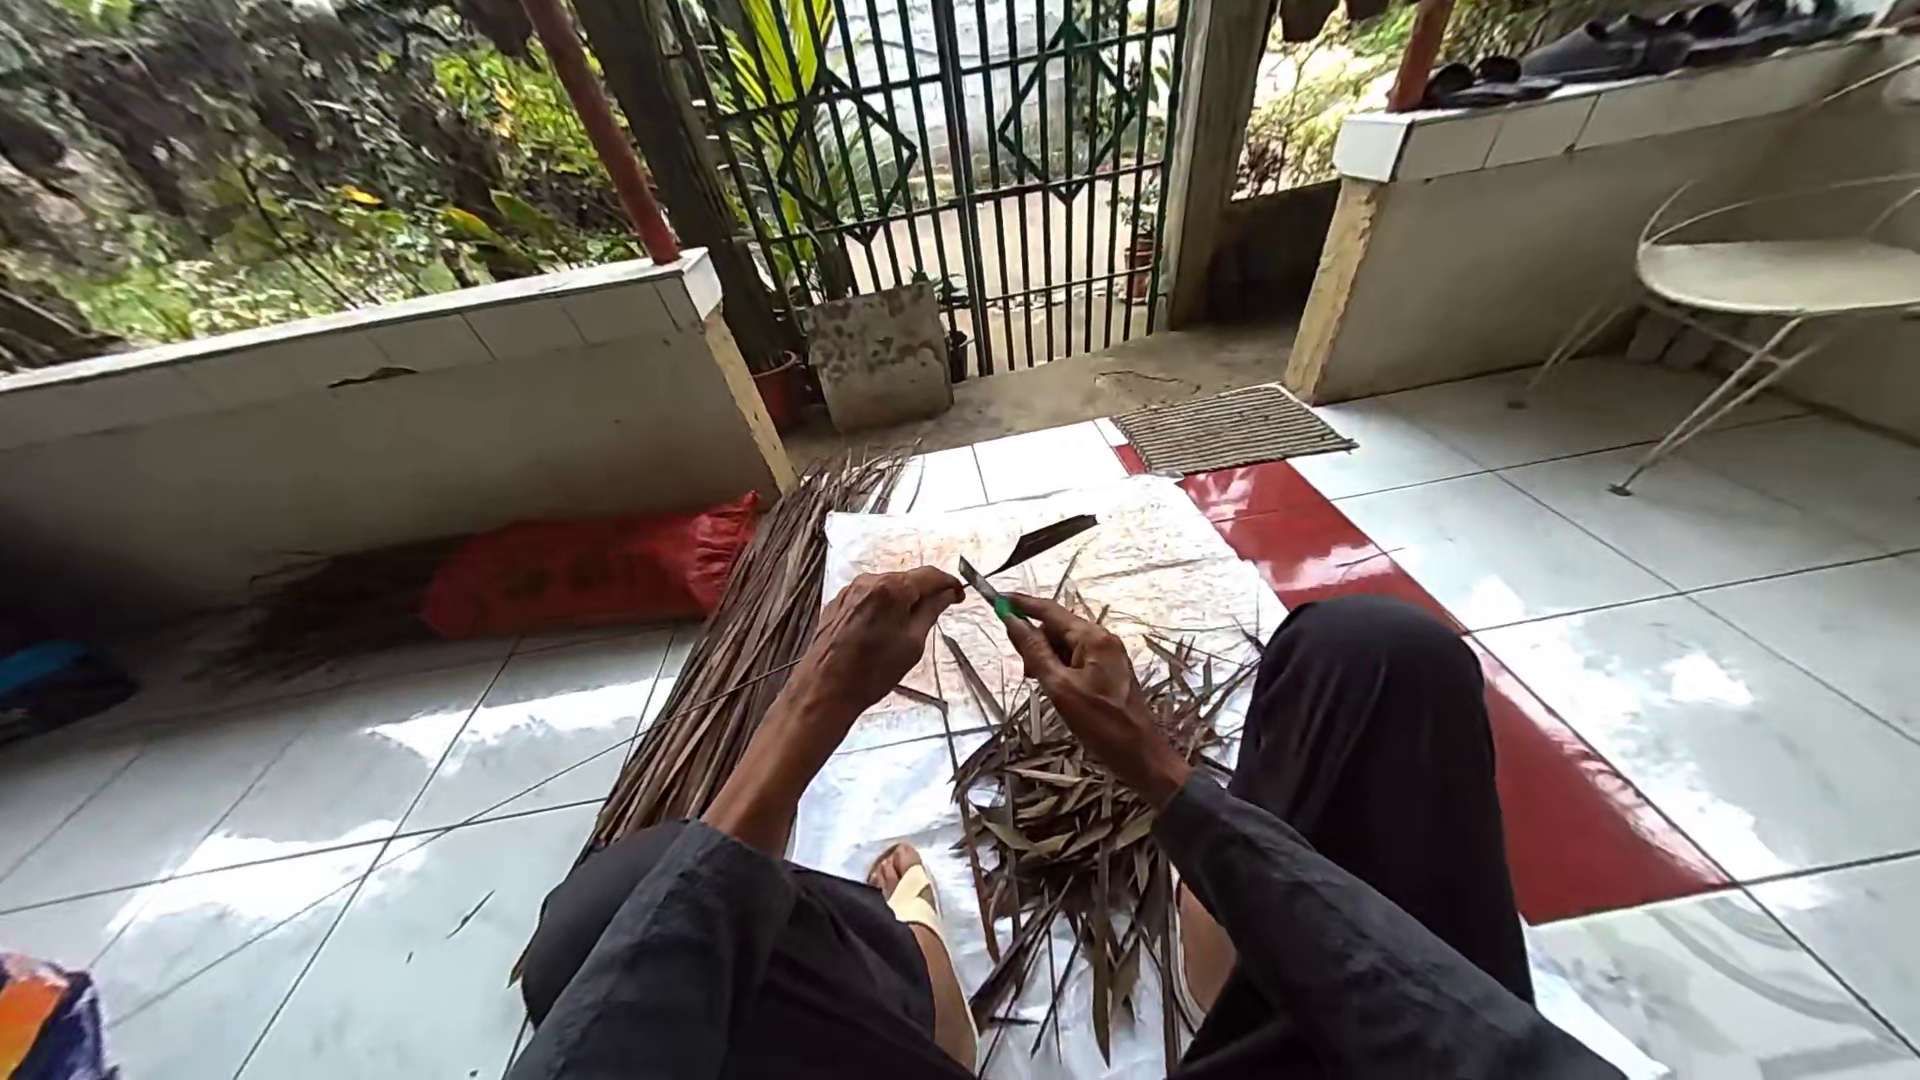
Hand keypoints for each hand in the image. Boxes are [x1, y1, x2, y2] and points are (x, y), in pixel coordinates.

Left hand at [783, 567, 963, 730]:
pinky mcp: (838, 603)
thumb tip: (946, 594)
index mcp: (891, 588)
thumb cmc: (872, 672)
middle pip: (907, 579)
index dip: (949, 583)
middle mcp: (869, 581)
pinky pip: (869, 597)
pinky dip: (883, 607)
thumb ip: (931, 611)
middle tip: (938, 614)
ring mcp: (850, 591)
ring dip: (903, 601)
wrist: (825, 690)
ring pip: (888, 588)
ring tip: (909, 629)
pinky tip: (884, 631)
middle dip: (925, 593)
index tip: (959, 596)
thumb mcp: (913, 643)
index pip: (930, 575)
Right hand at [999, 593, 1190, 808]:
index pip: (1050, 610)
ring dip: (1046, 659)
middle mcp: (1102, 639)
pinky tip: (1055, 689)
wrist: (1140, 755)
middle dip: (1036, 642)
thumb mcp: (1059, 686)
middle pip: (1057, 628)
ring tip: (1042, 685)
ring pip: (1065, 645)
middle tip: (1026, 671)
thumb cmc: (1100, 723)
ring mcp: (1107, 655)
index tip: (998, 599)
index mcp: (1093, 637)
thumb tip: (1012, 621)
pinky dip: (1059, 668)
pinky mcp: (1108, 671)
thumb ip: (1034, 651)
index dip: (1022, 604)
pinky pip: (1075, 659)